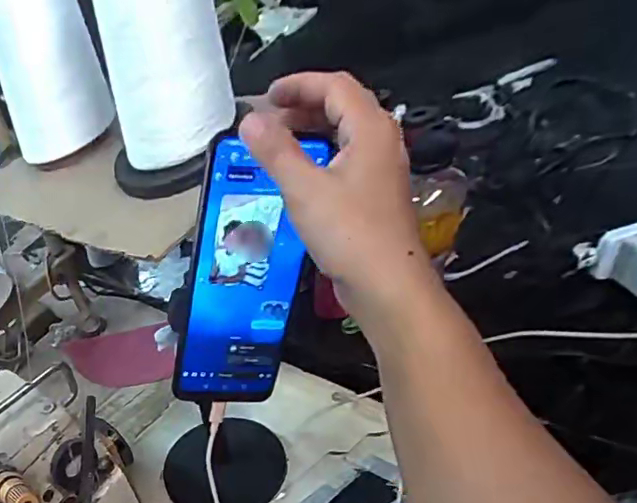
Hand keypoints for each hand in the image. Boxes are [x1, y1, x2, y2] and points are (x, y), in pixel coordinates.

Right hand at [239, 72, 429, 307]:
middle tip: (270, 122)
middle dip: (303, 109)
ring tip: (281, 148)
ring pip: (344, 138)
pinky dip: (320, 161)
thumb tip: (251, 121)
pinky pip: (346, 165)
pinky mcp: (374, 199)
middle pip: (342, 109)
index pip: (334, 87)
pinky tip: (301, 181)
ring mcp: (380, 172)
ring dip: (312, 136)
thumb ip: (276, 152)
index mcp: (369, 129)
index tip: (269, 96)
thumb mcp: (304, 190)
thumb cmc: (351, 235)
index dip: (299, 85)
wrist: (385, 282)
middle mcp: (381, 144)